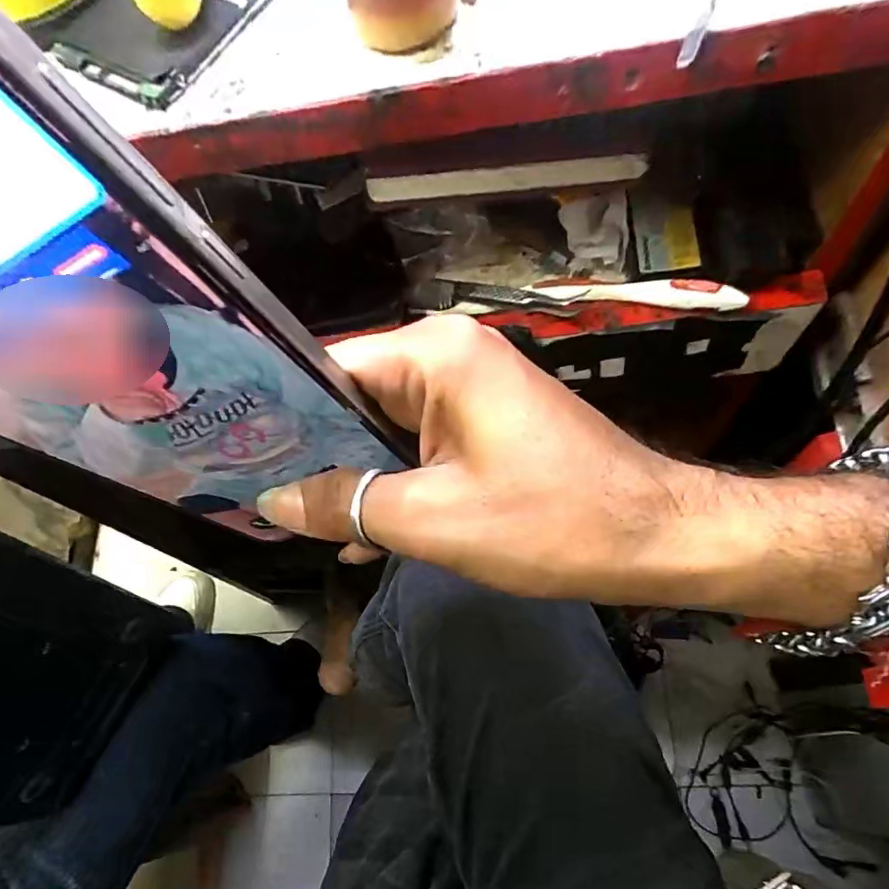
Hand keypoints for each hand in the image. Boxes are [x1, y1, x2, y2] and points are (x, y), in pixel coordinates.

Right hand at [255, 316, 722, 605]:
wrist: (655, 534)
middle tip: (254, 496)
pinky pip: (428, 444)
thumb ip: (347, 502)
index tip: (233, 456)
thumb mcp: (434, 519)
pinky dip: (398, 481)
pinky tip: (363, 530)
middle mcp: (455, 355)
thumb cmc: (551, 522)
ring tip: (295, 520)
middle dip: (314, 451)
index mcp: (436, 354)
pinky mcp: (496, 424)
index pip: (327, 370)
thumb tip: (274, 499)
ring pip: (391, 426)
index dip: (279, 416)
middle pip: (357, 396)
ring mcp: (480, 389)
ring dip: (355, 474)